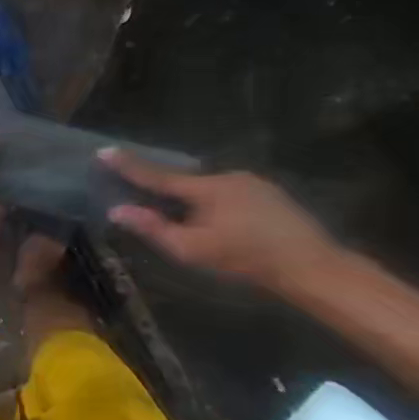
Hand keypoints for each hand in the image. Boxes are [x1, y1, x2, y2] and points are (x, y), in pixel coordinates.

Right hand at [99, 150, 336, 284]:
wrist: (316, 268)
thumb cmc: (247, 260)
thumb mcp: (193, 250)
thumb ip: (153, 229)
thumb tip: (116, 210)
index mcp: (205, 188)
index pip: (156, 175)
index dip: (127, 165)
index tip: (103, 151)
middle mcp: (228, 176)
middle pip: (184, 181)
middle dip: (165, 189)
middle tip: (148, 199)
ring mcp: (253, 183)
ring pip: (209, 188)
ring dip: (194, 200)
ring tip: (191, 222)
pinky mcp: (272, 195)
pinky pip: (230, 193)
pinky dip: (216, 204)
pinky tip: (224, 224)